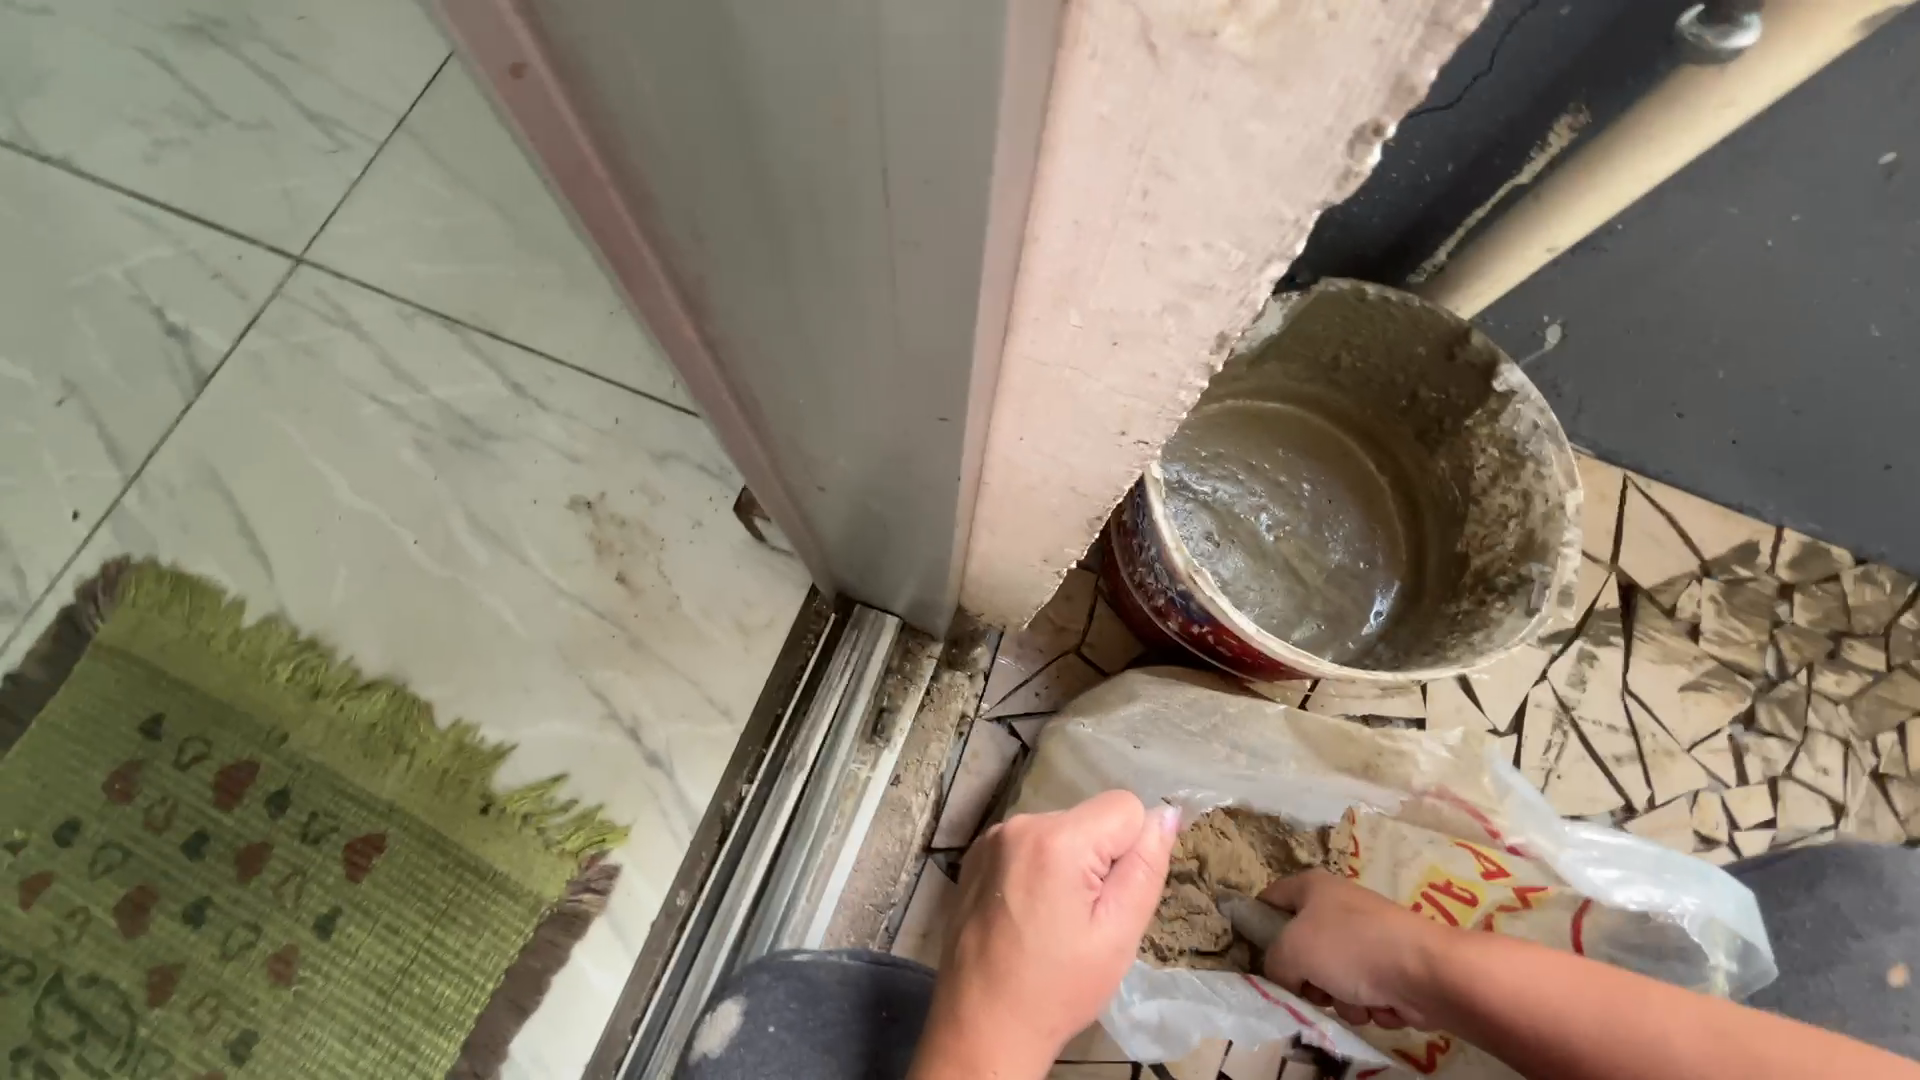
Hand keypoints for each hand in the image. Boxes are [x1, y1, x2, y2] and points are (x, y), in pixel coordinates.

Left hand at [908, 790, 1178, 1079]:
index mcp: (1057, 839)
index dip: (1132, 850)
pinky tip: (1028, 909)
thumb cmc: (1059, 987)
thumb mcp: (1118, 933)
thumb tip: (1167, 813)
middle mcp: (1021, 823)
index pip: (1125, 807)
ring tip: (1054, 917)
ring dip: (1069, 861)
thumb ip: (1146, 866)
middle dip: (1098, 857)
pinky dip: (1039, 866)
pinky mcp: (977, 852)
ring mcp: (993, 836)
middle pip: (1089, 818)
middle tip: (1084, 916)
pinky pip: (1029, 841)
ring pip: (1061, 829)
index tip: (1111, 897)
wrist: (983, 1022)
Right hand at [1259, 870, 1453, 1031]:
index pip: (1269, 900)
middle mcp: (1337, 906)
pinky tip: (1381, 1005)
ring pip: (1333, 976)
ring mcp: (1367, 936)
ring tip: (1356, 1000)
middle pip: (1302, 947)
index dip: (1258, 924)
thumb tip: (1285, 976)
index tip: (1259, 954)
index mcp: (1311, 886)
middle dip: (1308, 977)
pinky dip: (1369, 1004)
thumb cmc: (1351, 948)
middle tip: (1314, 987)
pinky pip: (1364, 991)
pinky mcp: (1392, 966)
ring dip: (1340, 998)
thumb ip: (1272, 964)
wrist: (1428, 972)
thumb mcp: (1292, 952)